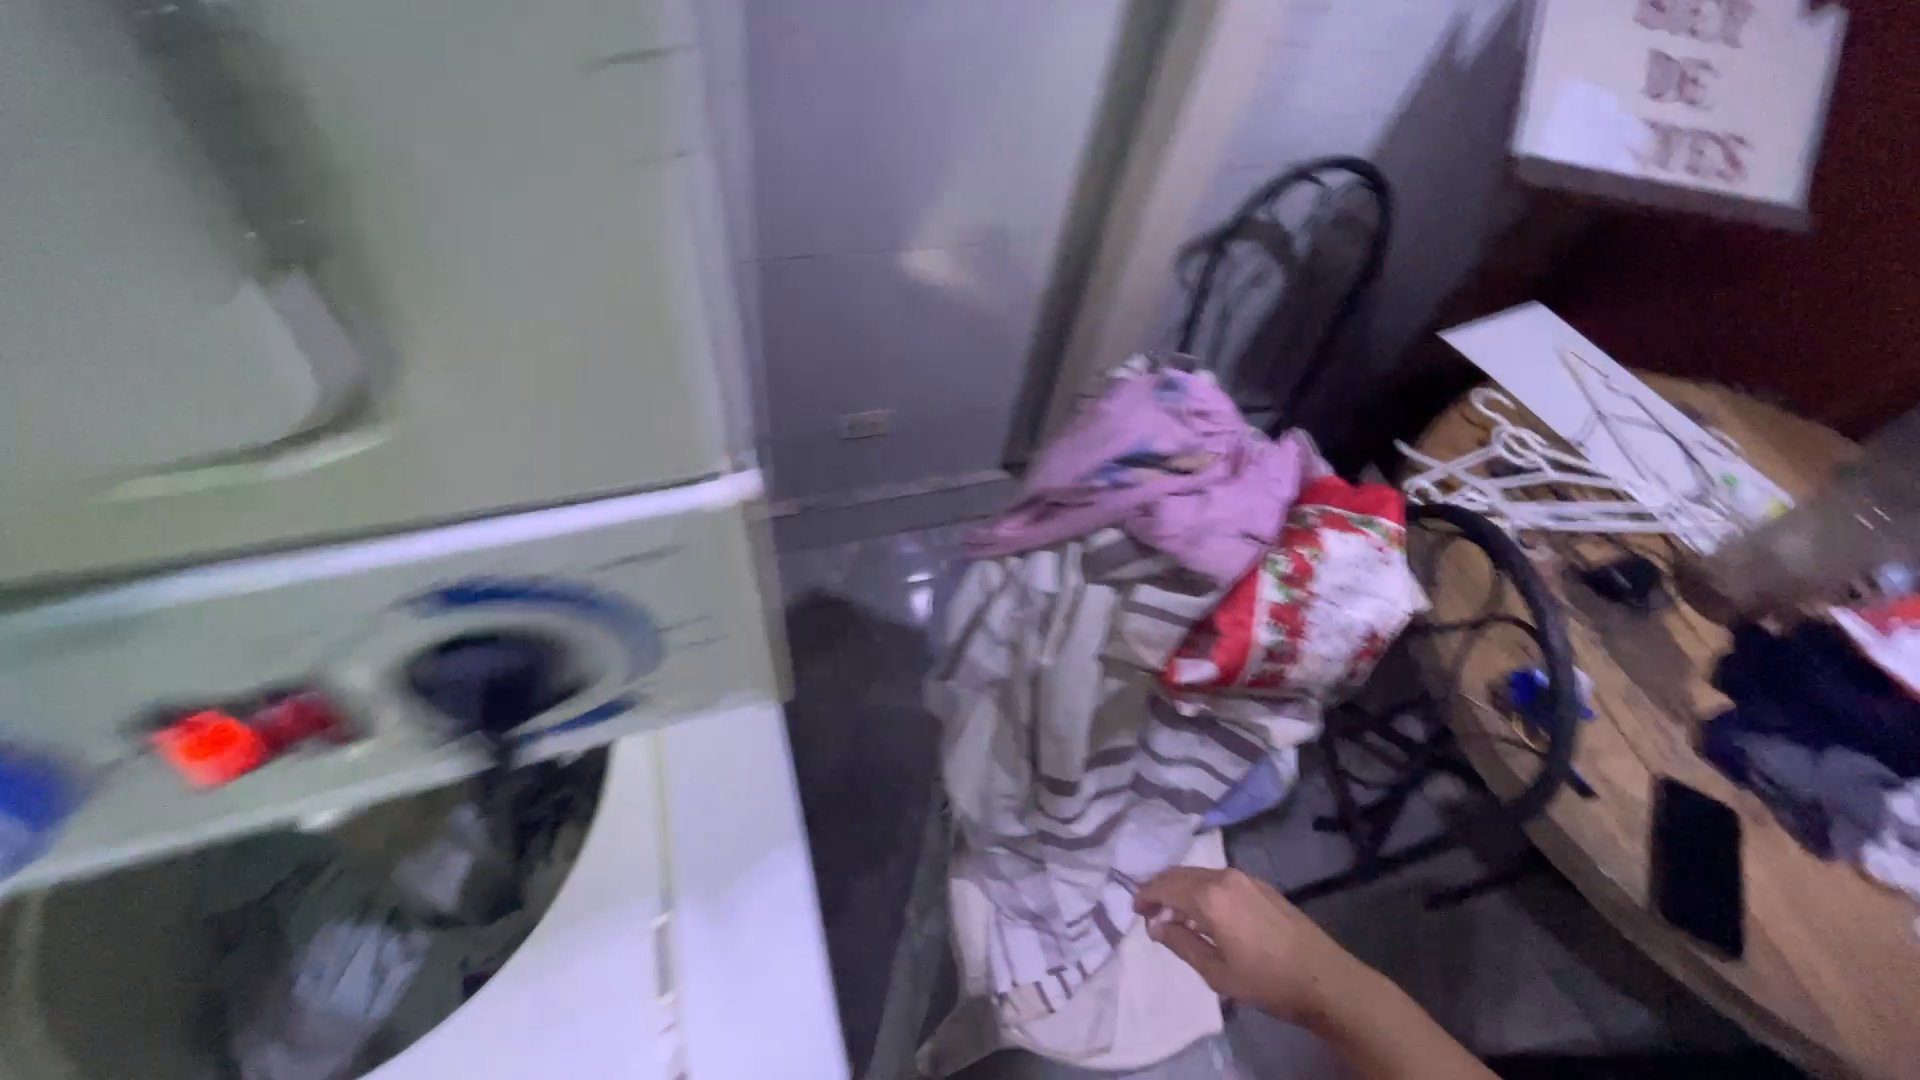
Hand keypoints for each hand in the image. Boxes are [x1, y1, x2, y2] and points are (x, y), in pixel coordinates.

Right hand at [1133, 866, 1366, 1027]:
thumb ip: (1181, 943)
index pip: (1164, 886)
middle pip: (1180, 874)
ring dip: (1181, 888)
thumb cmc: (1267, 982)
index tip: (1135, 910)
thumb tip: (1155, 926)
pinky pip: (1219, 879)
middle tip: (1150, 911)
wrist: (1326, 980)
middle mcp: (1224, 877)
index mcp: (1209, 897)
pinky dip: (1202, 889)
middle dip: (1160, 889)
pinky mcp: (1261, 886)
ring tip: (1175, 914)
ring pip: (1200, 874)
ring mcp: (1245, 878)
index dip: (1145, 896)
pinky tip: (1206, 911)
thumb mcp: (1216, 972)